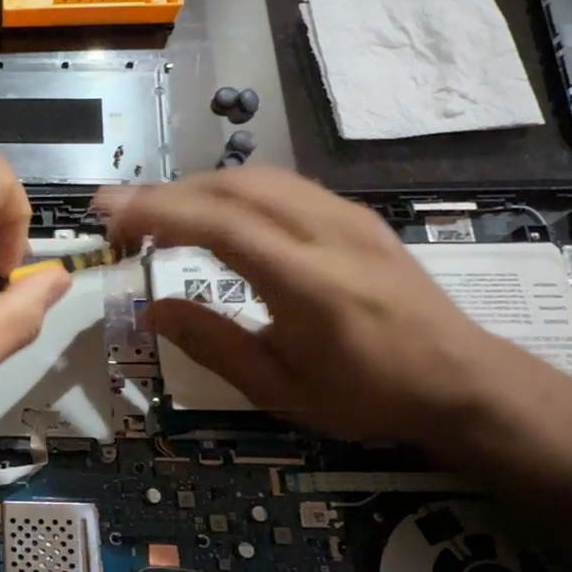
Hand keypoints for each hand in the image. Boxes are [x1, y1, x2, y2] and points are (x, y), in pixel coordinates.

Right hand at [98, 166, 547, 444]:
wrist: (463, 381)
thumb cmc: (367, 394)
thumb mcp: (278, 386)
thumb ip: (210, 343)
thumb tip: (150, 308)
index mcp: (307, 280)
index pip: (219, 223)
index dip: (156, 211)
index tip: (109, 216)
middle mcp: (328, 232)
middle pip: (233, 186)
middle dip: (165, 193)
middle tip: (117, 214)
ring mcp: (346, 217)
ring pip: (256, 177)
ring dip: (196, 188)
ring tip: (155, 215)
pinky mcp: (354, 216)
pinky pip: (281, 185)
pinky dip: (230, 190)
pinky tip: (211, 214)